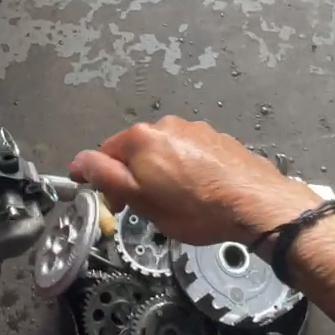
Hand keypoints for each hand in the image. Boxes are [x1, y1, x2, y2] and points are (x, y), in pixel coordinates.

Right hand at [69, 116, 318, 244]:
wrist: (254, 204)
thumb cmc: (195, 207)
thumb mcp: (139, 199)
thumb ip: (105, 176)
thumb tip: (79, 161)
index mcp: (141, 137)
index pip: (105, 152)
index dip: (104, 181)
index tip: (113, 203)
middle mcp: (166, 125)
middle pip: (136, 151)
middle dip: (135, 177)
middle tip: (144, 209)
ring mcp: (195, 130)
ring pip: (165, 153)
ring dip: (161, 173)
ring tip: (176, 203)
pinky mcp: (217, 139)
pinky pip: (190, 154)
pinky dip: (186, 170)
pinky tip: (198, 192)